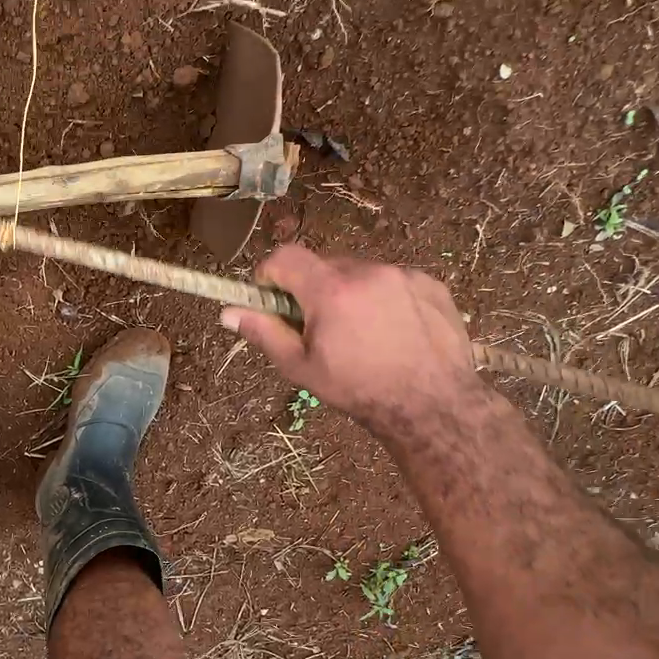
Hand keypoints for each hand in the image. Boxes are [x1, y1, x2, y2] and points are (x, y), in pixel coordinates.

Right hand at [222, 245, 489, 436]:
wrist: (430, 401)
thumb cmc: (355, 387)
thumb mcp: (298, 366)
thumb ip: (264, 332)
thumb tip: (228, 312)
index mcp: (331, 291)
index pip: (286, 257)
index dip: (269, 274)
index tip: (269, 298)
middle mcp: (368, 272)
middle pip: (322, 265)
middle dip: (309, 288)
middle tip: (312, 326)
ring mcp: (403, 275)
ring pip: (358, 272)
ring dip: (345, 293)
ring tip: (354, 332)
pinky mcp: (430, 283)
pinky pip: (391, 280)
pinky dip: (379, 298)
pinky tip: (387, 331)